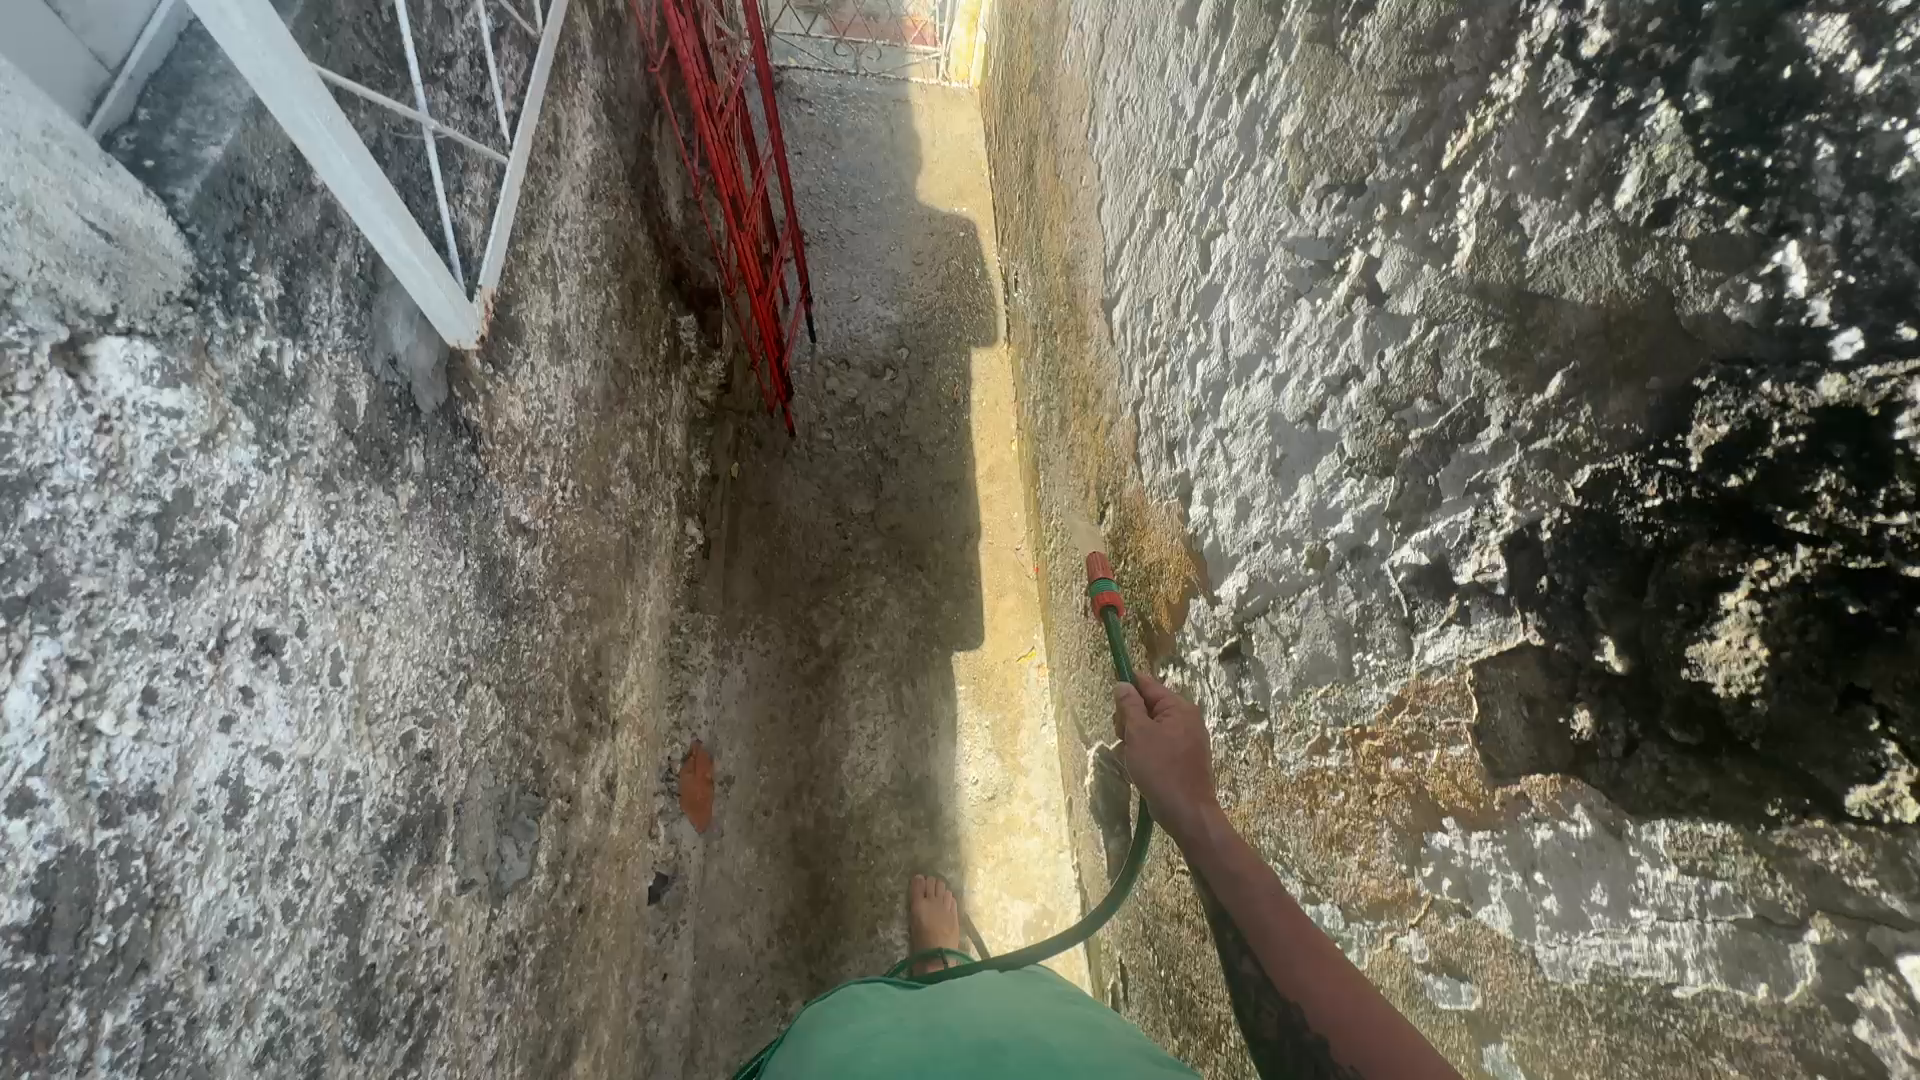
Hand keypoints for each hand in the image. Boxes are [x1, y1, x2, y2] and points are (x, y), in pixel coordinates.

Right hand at [1113, 671, 1221, 848]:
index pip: (1148, 685)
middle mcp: (1185, 719)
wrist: (1187, 812)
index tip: (1112, 703)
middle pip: (1147, 706)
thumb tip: (1123, 684)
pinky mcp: (1182, 758)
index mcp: (1178, 708)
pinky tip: (1137, 766)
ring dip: (1134, 738)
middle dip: (1129, 719)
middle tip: (1123, 737)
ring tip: (1130, 756)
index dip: (1127, 689)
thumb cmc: (1161, 768)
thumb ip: (1129, 705)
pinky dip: (1144, 751)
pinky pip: (1157, 744)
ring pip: (1149, 727)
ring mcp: (1185, 739)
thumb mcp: (1139, 733)